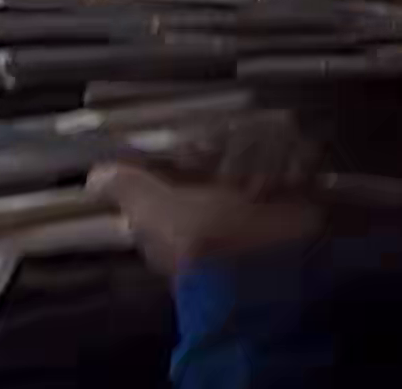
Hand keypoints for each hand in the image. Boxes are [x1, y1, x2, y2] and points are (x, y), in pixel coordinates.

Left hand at [90, 119, 322, 274]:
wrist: (266, 272)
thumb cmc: (207, 245)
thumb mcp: (160, 216)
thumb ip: (133, 189)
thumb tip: (96, 174)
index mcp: (197, 183)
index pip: (203, 136)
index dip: (202, 141)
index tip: (200, 155)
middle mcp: (233, 175)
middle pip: (240, 128)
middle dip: (238, 152)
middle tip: (235, 183)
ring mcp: (271, 174)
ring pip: (272, 133)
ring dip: (268, 161)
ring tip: (264, 193)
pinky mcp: (302, 178)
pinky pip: (305, 145)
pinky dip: (299, 163)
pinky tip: (290, 185)